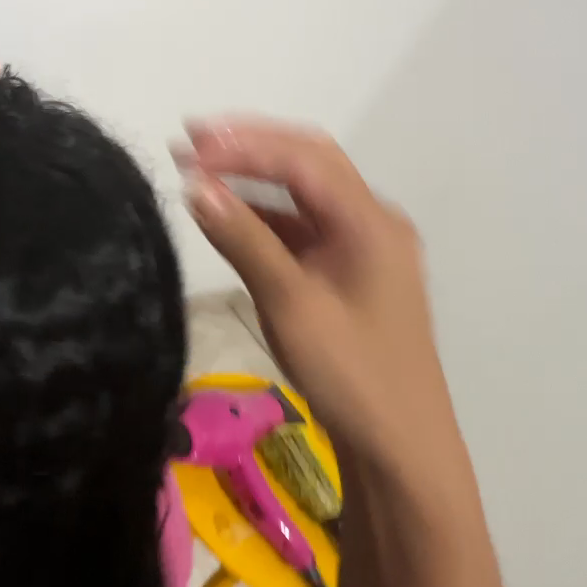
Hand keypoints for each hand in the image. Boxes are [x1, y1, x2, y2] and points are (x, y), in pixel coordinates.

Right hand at [174, 119, 458, 471]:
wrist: (400, 446)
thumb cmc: (349, 373)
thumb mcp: (289, 302)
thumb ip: (242, 238)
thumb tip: (194, 186)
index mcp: (370, 223)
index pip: (300, 160)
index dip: (241, 147)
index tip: (186, 149)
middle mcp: (371, 222)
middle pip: (307, 161)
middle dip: (248, 145)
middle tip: (189, 140)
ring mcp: (361, 245)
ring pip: (302, 190)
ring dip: (251, 175)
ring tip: (197, 167)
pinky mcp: (346, 269)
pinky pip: (300, 223)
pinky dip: (260, 210)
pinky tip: (225, 213)